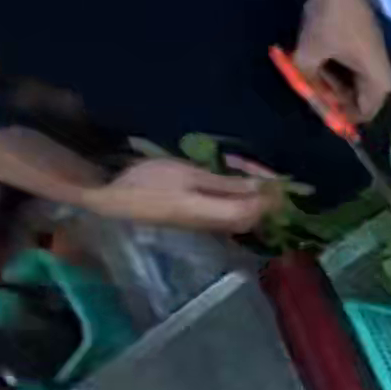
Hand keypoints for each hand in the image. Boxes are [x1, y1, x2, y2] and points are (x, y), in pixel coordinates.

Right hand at [79, 159, 280, 231]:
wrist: (118, 202)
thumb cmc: (150, 185)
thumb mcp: (189, 175)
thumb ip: (229, 183)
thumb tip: (262, 185)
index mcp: (233, 215)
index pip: (269, 203)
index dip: (272, 186)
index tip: (262, 168)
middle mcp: (235, 226)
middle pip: (266, 207)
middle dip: (262, 184)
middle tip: (242, 162)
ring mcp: (226, 227)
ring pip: (254, 208)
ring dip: (250, 187)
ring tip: (234, 165)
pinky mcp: (216, 223)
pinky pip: (240, 209)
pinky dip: (239, 192)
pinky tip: (227, 177)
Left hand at [293, 0, 390, 122]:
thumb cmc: (334, 22)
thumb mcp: (312, 49)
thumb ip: (306, 75)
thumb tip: (303, 88)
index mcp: (380, 87)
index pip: (362, 114)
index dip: (339, 115)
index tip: (318, 110)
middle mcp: (385, 82)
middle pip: (358, 100)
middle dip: (333, 96)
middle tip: (310, 88)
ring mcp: (379, 67)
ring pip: (354, 85)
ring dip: (332, 81)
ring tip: (310, 70)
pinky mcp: (371, 55)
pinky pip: (354, 72)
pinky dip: (336, 70)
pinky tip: (320, 61)